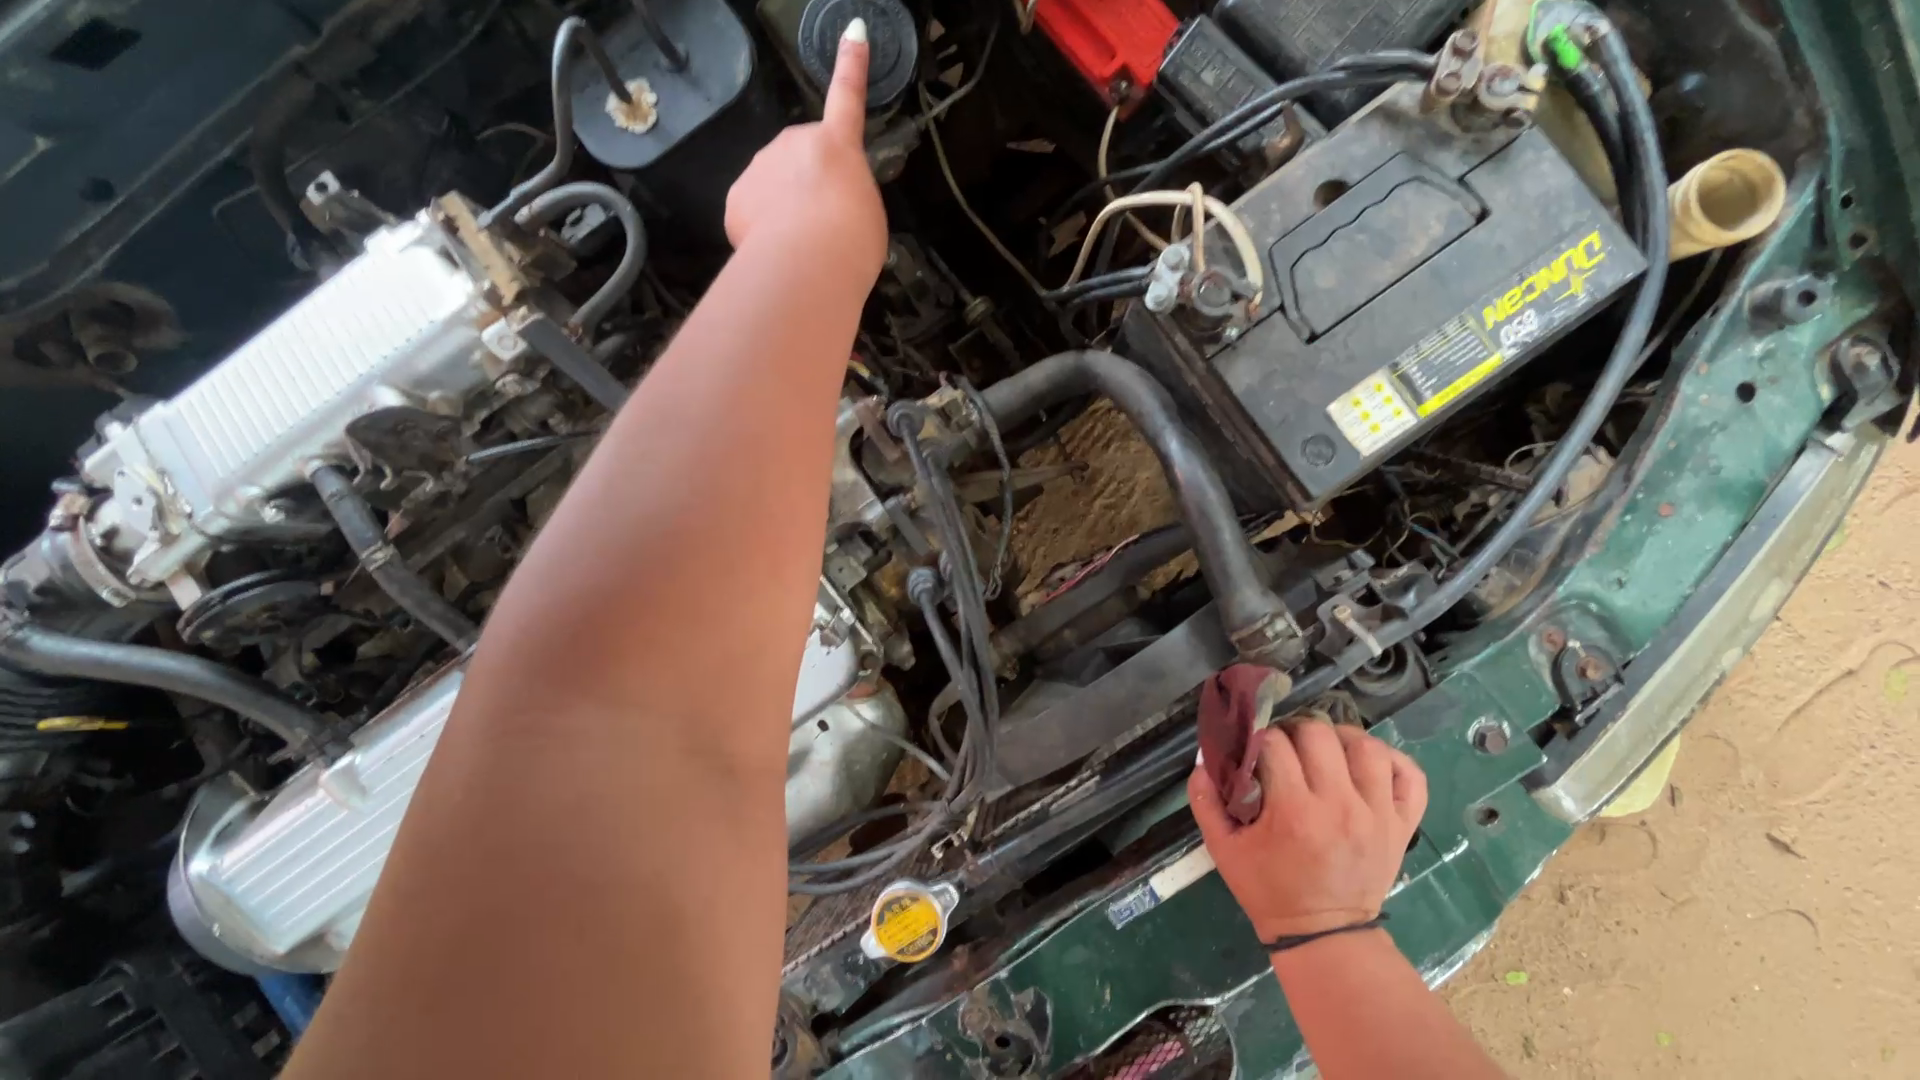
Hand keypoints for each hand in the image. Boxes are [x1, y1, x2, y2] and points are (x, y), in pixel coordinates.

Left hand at [724, 19, 886, 278]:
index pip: (848, 97)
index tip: (853, 33)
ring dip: (785, 208)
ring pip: (774, 184)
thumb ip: (850, 197)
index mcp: (837, 144)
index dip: (852, 66)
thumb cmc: (852, 240)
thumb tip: (829, 207)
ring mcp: (760, 167)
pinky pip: (752, 212)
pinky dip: (762, 231)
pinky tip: (776, 251)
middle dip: (810, 183)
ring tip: (802, 245)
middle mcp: (794, 143)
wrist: (806, 264)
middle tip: (826, 223)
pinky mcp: (736, 199)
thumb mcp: (869, 215)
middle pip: (803, 157)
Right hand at [1189, 719, 1427, 940]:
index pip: (1275, 743)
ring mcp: (1378, 814)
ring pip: (1367, 746)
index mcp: (1293, 811)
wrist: (1324, 934)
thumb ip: (1205, 800)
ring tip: (1326, 750)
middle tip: (1286, 748)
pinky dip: (1391, 759)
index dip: (1259, 739)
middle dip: (1295, 732)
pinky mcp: (1402, 825)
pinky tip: (1366, 763)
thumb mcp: (1222, 849)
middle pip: (1320, 734)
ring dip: (1341, 739)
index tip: (1255, 751)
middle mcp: (1340, 805)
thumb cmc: (1268, 889)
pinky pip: (1410, 775)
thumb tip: (1204, 757)